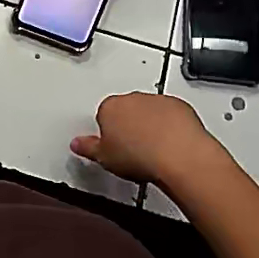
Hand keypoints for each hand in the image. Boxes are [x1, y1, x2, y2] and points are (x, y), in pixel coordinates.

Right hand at [71, 92, 226, 187]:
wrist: (179, 157)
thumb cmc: (142, 155)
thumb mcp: (103, 158)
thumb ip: (87, 147)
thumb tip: (78, 144)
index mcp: (109, 107)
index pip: (102, 115)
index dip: (108, 133)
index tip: (113, 146)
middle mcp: (132, 99)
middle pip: (126, 109)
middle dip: (128, 125)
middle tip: (131, 149)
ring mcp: (157, 102)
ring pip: (149, 110)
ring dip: (150, 124)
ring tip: (152, 149)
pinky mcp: (180, 107)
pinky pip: (172, 113)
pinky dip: (171, 125)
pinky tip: (170, 144)